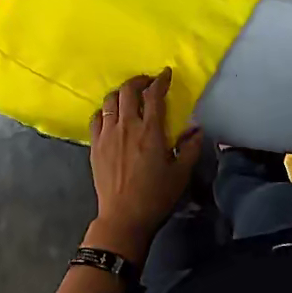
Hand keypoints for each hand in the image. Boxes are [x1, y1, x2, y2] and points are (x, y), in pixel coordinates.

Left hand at [85, 70, 202, 263]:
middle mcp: (126, 126)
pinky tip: (110, 115)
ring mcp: (107, 134)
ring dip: (121, 93)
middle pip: (128, 90)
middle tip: (147, 83)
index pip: (154, 95)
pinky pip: (97, 117)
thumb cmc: (156, 197)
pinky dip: (105, 110)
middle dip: (139, 81)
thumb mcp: (181, 174)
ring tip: (129, 97)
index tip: (165, 74)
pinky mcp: (95, 144)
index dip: (160, 80)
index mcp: (150, 131)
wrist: (123, 218)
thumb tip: (196, 129)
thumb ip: (190, 148)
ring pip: (110, 100)